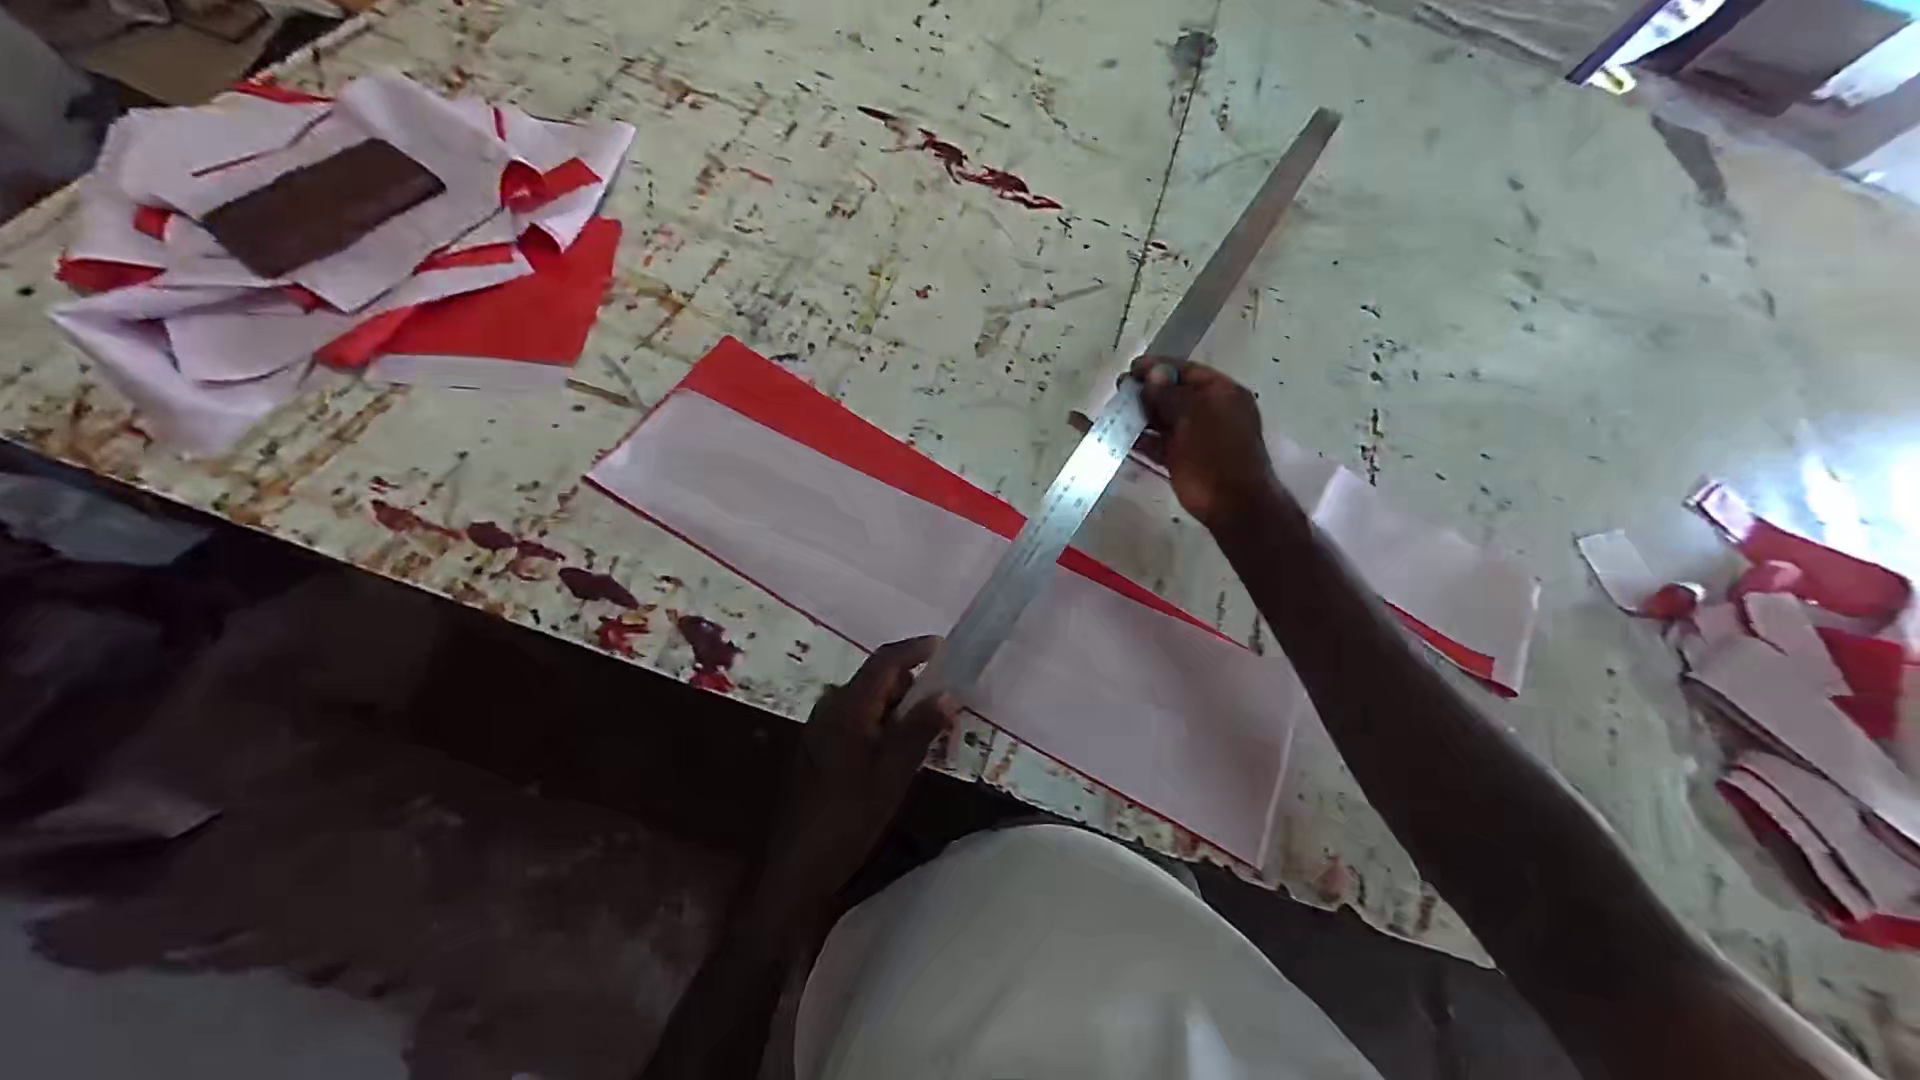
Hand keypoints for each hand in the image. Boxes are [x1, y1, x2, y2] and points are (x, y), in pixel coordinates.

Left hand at [757, 637, 959, 908]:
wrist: (797, 864)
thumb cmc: (849, 816)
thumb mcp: (894, 772)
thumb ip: (920, 728)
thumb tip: (949, 694)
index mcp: (848, 706)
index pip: (885, 660)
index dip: (915, 649)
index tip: (944, 647)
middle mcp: (831, 706)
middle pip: (877, 679)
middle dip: (913, 685)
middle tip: (945, 707)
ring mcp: (821, 726)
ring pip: (869, 701)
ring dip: (899, 708)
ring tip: (927, 734)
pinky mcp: (820, 746)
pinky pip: (858, 719)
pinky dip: (883, 724)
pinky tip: (899, 752)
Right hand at [1129, 356, 1278, 528]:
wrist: (1232, 503)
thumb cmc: (1217, 452)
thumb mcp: (1194, 415)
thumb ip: (1169, 394)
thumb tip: (1151, 374)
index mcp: (1221, 394)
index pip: (1188, 371)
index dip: (1160, 367)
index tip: (1132, 367)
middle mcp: (1207, 411)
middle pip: (1172, 394)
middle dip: (1145, 391)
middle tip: (1119, 389)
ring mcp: (1192, 437)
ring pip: (1160, 419)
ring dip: (1137, 414)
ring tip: (1113, 410)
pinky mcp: (1178, 459)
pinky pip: (1154, 444)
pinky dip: (1136, 439)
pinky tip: (1115, 434)